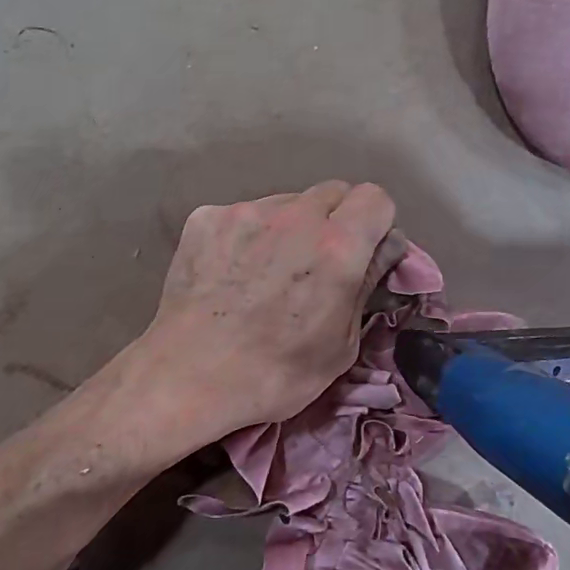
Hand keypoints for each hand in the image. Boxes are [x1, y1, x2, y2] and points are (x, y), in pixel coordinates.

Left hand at [137, 181, 405, 439]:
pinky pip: (244, 214)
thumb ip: (365, 286)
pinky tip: (233, 272)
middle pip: (333, 192)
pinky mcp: (205, 218)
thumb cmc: (274, 374)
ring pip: (286, 202)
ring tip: (269, 270)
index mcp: (337, 246)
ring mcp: (245, 211)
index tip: (364, 252)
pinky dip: (249, 235)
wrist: (187, 378)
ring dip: (291, 226)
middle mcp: (294, 215)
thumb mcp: (341, 345)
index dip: (375, 225)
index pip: (376, 198)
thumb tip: (382, 251)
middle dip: (336, 220)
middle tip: (319, 263)